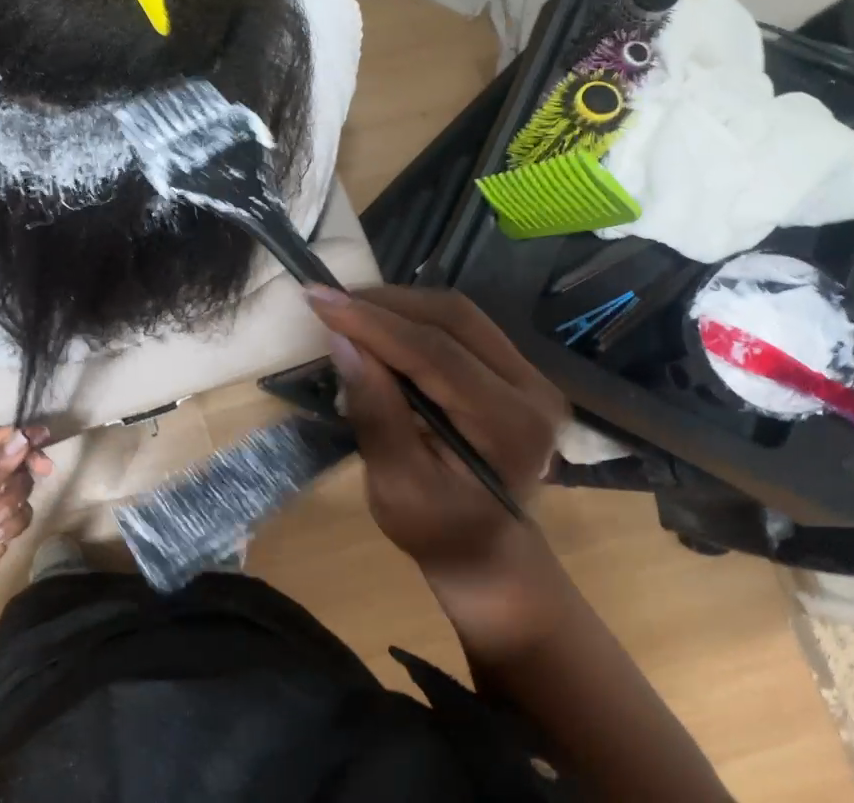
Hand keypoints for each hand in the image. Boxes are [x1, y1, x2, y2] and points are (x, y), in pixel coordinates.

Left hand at [0, 426, 55, 611]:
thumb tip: (23, 437)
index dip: (20, 436)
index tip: (44, 437)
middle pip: (16, 460)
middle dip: (22, 472)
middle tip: (43, 470)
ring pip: (22, 487)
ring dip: (12, 503)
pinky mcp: (3, 524)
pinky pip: (23, 513)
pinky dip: (12, 524)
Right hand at [306, 286, 568, 580]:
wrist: (485, 553)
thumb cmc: (435, 529)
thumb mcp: (394, 483)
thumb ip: (375, 411)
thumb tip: (340, 342)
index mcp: (510, 426)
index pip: (436, 353)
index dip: (373, 322)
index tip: (318, 301)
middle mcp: (534, 391)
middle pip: (454, 319)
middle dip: (384, 304)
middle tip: (327, 301)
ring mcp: (532, 377)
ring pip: (459, 314)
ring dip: (397, 306)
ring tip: (346, 310)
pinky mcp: (516, 372)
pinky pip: (462, 327)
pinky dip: (413, 320)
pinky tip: (377, 326)